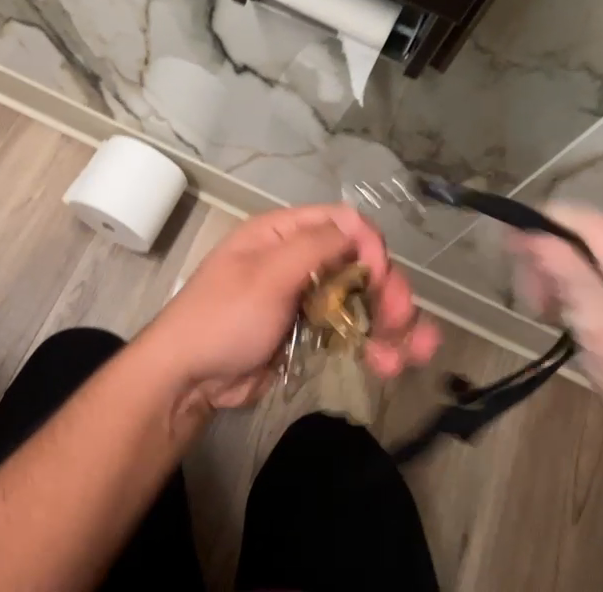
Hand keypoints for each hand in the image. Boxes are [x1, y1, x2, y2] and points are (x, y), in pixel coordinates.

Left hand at [135, 204, 440, 412]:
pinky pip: (352, 330)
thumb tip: (360, 230)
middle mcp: (298, 260)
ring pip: (363, 299)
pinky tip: (397, 362)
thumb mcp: (265, 275)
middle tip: (401, 321)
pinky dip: (377, 343)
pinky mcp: (309, 333)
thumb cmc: (222, 318)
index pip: (342, 223)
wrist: (188, 379)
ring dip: (392, 322)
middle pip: (360, 263)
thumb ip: (314, 248)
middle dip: (388, 289)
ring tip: (414, 352)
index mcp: (282, 234)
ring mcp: (305, 298)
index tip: (378, 277)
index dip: (368, 246)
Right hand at [508, 203, 602, 554]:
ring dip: (564, 275)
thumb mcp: (596, 325)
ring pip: (598, 258)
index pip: (583, 217)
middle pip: (590, 235)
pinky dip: (585, 291)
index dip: (541, 225)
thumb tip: (529, 229)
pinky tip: (574, 319)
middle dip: (551, 255)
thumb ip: (565, 271)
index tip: (509, 254)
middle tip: (531, 298)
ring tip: (548, 312)